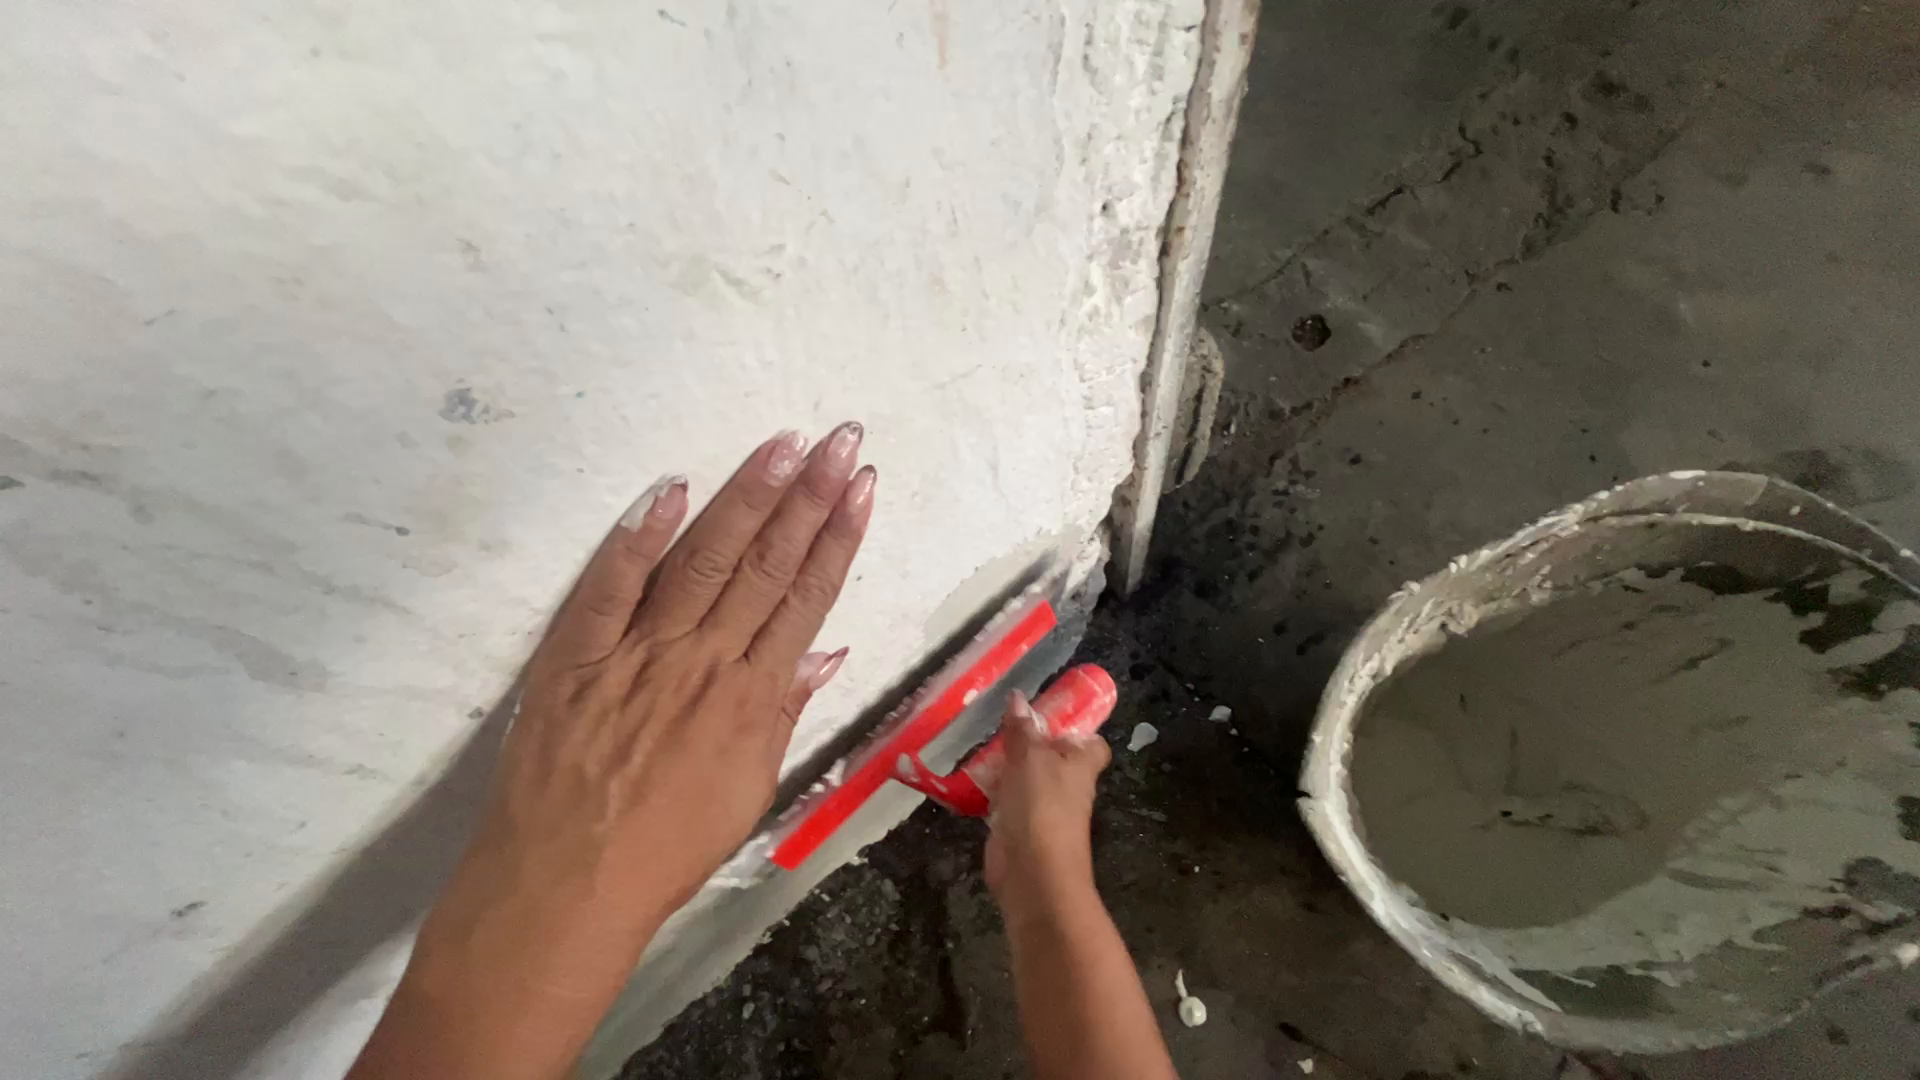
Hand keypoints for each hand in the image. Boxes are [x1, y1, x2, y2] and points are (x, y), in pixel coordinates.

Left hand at [371, 424, 874, 1079]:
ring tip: (783, 445)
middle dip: (809, 496)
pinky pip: (608, 586)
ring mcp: (638, 651)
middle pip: (767, 564)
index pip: (808, 597)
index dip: (839, 537)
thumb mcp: (752, 789)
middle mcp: (705, 659)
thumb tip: (827, 652)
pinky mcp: (573, 654)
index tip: (861, 487)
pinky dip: (636, 537)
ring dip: (746, 499)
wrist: (563, 890)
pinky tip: (671, 490)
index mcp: (753, 694)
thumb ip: (787, 711)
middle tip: (840, 439)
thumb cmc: (669, 847)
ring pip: (703, 560)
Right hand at [984, 691, 1111, 918]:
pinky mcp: (1015, 824)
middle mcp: (1064, 785)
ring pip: (1023, 774)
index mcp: (1080, 765)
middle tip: (999, 713)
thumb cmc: (1042, 807)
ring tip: (977, 733)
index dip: (1075, 727)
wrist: (1032, 873)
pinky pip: (1002, 797)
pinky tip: (967, 770)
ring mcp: (1040, 806)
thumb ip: (1022, 729)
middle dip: (1028, 737)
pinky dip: (988, 786)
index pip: (1091, 743)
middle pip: (1050, 755)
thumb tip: (1018, 697)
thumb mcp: (1030, 758)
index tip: (1049, 710)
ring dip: (1004, 760)